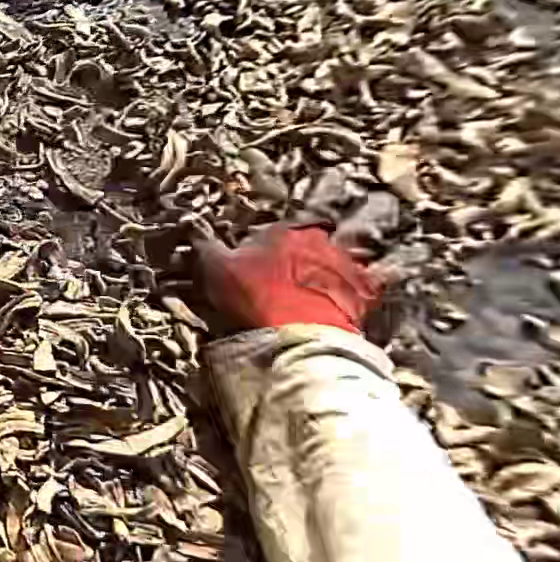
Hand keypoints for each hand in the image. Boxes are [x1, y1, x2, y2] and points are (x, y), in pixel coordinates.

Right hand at [195, 224, 379, 332]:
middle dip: (291, 254)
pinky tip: (320, 303)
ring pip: (330, 262)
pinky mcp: (368, 293)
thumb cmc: (254, 295)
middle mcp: (323, 241)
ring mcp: (350, 267)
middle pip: (305, 242)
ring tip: (294, 292)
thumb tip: (193, 227)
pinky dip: (340, 291)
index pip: (272, 226)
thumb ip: (205, 244)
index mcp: (285, 229)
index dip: (258, 240)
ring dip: (315, 272)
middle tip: (271, 273)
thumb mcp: (213, 266)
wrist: (299, 335)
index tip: (248, 253)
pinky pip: (354, 285)